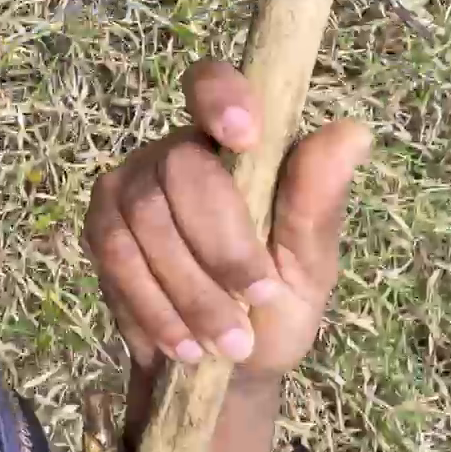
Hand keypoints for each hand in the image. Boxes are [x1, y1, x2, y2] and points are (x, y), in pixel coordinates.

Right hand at [84, 60, 368, 381]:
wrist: (219, 367)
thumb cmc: (275, 307)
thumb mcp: (309, 267)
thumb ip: (316, 205)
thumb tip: (353, 132)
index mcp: (231, 144)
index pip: (211, 84)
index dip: (220, 97)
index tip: (245, 137)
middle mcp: (172, 151)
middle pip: (182, 170)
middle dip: (219, 248)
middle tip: (251, 313)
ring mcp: (128, 182)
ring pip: (145, 218)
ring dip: (188, 291)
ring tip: (223, 344)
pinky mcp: (98, 221)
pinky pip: (115, 253)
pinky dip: (152, 305)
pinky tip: (181, 343)